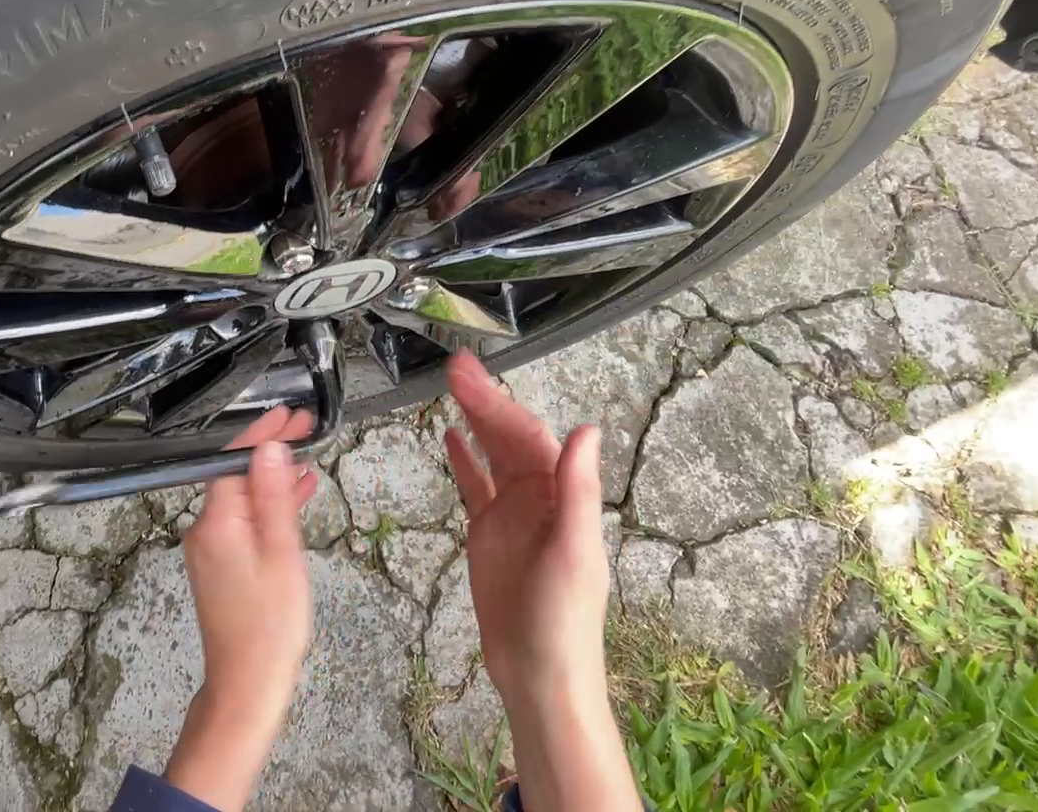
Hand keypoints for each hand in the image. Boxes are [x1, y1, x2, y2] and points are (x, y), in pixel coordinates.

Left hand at [164, 407, 318, 810]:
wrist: (247, 685)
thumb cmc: (269, 627)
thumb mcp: (281, 552)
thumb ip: (273, 495)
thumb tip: (269, 449)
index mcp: (216, 522)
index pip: (235, 459)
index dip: (263, 432)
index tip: (289, 414)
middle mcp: (205, 529)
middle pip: (238, 474)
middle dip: (271, 450)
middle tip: (305, 429)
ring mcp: (211, 547)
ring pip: (244, 497)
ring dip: (273, 477)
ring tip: (308, 458)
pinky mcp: (221, 563)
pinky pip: (245, 520)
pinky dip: (268, 506)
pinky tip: (294, 497)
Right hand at [444, 353, 640, 811]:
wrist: (537, 673)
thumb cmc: (562, 619)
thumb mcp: (574, 553)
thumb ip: (579, 491)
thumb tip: (586, 429)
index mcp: (560, 495)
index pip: (525, 436)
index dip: (498, 402)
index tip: (469, 373)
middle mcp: (537, 496)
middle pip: (506, 437)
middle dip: (482, 400)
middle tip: (453, 366)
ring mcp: (511, 513)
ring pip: (490, 454)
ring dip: (473, 419)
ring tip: (451, 386)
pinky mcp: (488, 533)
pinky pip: (474, 486)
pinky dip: (464, 460)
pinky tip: (451, 436)